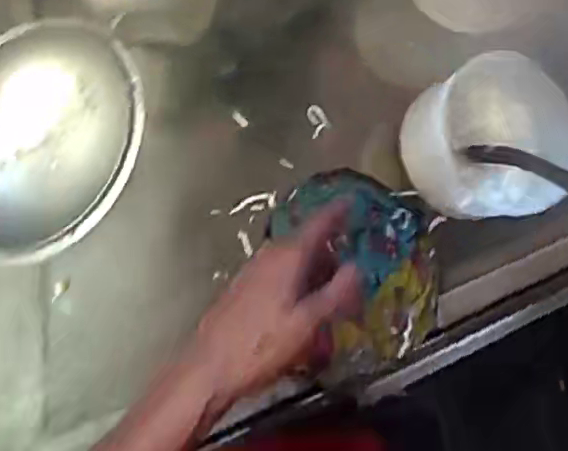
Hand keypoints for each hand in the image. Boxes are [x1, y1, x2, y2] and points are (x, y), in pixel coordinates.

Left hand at [181, 200, 361, 411]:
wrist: (210, 366)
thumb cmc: (260, 346)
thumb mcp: (306, 324)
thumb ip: (335, 295)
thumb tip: (357, 268)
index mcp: (288, 256)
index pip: (318, 223)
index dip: (337, 212)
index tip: (352, 201)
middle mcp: (271, 254)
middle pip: (310, 246)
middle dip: (332, 263)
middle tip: (351, 288)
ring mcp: (257, 269)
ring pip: (296, 264)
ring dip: (316, 280)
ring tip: (330, 313)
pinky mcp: (248, 286)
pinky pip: (283, 276)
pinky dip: (299, 288)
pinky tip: (304, 319)